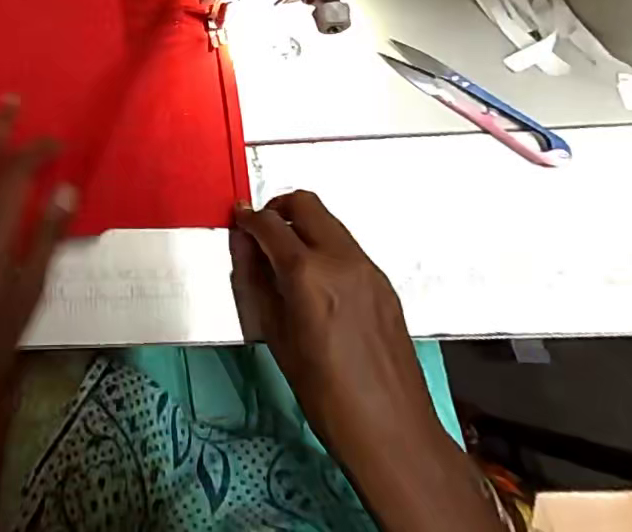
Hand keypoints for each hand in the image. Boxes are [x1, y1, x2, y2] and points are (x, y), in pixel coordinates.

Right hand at [232, 191, 497, 531]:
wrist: (391, 429)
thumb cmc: (326, 396)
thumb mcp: (276, 337)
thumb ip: (257, 282)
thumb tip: (246, 248)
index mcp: (309, 274)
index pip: (270, 223)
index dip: (248, 219)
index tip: (240, 221)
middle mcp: (341, 258)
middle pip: (305, 203)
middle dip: (277, 209)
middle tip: (262, 231)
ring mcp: (367, 266)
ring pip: (328, 220)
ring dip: (303, 226)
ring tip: (286, 258)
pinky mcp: (383, 280)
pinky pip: (347, 245)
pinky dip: (325, 247)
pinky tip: (316, 280)